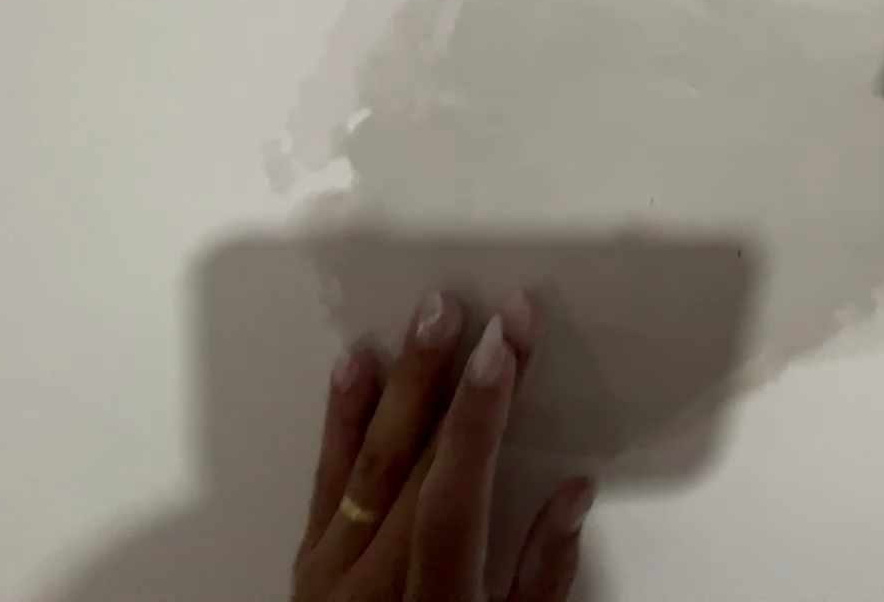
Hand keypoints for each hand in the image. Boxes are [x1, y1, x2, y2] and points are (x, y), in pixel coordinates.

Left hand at [292, 292, 592, 601]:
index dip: (483, 411)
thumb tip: (574, 490)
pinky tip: (354, 365)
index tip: (506, 343)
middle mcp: (368, 583)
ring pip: (368, 458)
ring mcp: (328, 570)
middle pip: (414, 461)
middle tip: (477, 309)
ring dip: (400, 380)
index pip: (456, 488)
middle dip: (450, 376)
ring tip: (426, 315)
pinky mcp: (309, 561)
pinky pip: (326, 478)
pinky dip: (342, 416)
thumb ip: (543, 579)